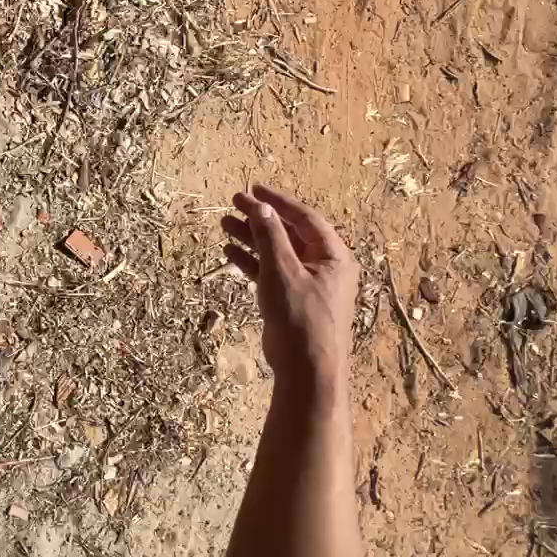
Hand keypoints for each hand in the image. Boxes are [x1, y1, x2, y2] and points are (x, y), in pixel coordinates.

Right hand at [221, 185, 357, 393]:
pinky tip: (229, 251)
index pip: (305, 219)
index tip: (253, 189)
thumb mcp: (283, 271)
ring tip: (224, 224)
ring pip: (275, 251)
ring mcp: (305, 283)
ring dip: (251, 237)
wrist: (307, 367)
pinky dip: (250, 260)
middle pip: (288, 233)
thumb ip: (270, 237)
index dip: (279, 202)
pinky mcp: (289, 298)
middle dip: (261, 218)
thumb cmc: (301, 317)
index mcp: (332, 257)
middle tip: (234, 202)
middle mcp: (322, 266)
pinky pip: (268, 270)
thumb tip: (260, 207)